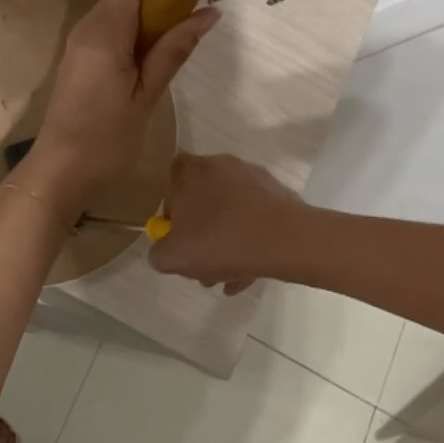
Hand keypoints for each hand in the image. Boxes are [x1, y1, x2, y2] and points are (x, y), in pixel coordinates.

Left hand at [14, 0, 218, 212]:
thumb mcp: (146, 95)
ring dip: (151, 7)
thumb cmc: (105, 139)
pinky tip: (159, 47)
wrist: (59, 171)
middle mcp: (87, 27)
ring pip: (118, 6)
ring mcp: (80, 42)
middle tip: (200, 0)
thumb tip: (208, 12)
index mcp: (104, 31)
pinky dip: (136, 26)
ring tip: (186, 25)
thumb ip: (174, 51)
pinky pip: (110, 27)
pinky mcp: (79, 57)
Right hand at [149, 153, 302, 293]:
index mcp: (191, 170)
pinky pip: (255, 219)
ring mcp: (254, 178)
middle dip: (200, 236)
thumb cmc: (219, 241)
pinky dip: (249, 242)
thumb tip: (164, 251)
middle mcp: (221, 165)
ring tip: (229, 278)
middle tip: (203, 267)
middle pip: (202, 202)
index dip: (171, 214)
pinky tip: (251, 272)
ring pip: (230, 214)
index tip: (178, 239)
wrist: (285, 241)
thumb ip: (158, 253)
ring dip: (225, 244)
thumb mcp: (172, 257)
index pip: (170, 184)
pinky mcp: (279, 195)